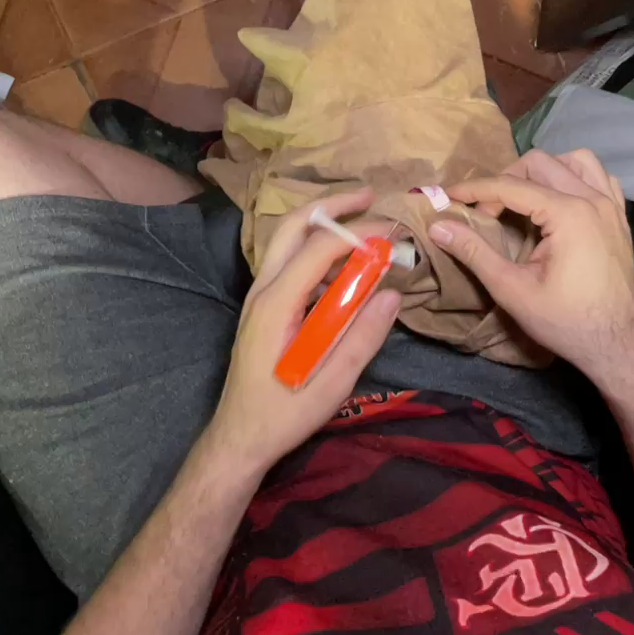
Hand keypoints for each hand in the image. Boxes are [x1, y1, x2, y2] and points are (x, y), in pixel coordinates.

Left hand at [204, 189, 401, 474]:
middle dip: (332, 205)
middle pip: (292, 227)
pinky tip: (346, 265)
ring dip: (324, 225)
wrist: (239, 437)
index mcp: (276, 304)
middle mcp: (262, 290)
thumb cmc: (283, 415)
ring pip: (287, 240)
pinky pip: (289, 262)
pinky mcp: (263, 306)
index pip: (318, 249)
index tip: (394, 229)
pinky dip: (317, 250)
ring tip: (364, 224)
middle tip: (370, 197)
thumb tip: (392, 293)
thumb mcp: (332, 385)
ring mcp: (258, 296)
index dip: (358, 233)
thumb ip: (363, 338)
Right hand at [430, 150, 633, 384]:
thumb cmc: (565, 321)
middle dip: (505, 180)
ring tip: (522, 200)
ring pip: (573, 160)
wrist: (618, 344)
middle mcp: (593, 199)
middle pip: (538, 163)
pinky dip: (574, 178)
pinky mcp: (620, 216)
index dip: (474, 189)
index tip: (448, 196)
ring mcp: (612, 205)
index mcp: (568, 214)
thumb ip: (474, 252)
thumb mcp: (512, 289)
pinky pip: (598, 176)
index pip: (511, 186)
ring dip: (542, 172)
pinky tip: (558, 201)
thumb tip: (437, 226)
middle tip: (486, 212)